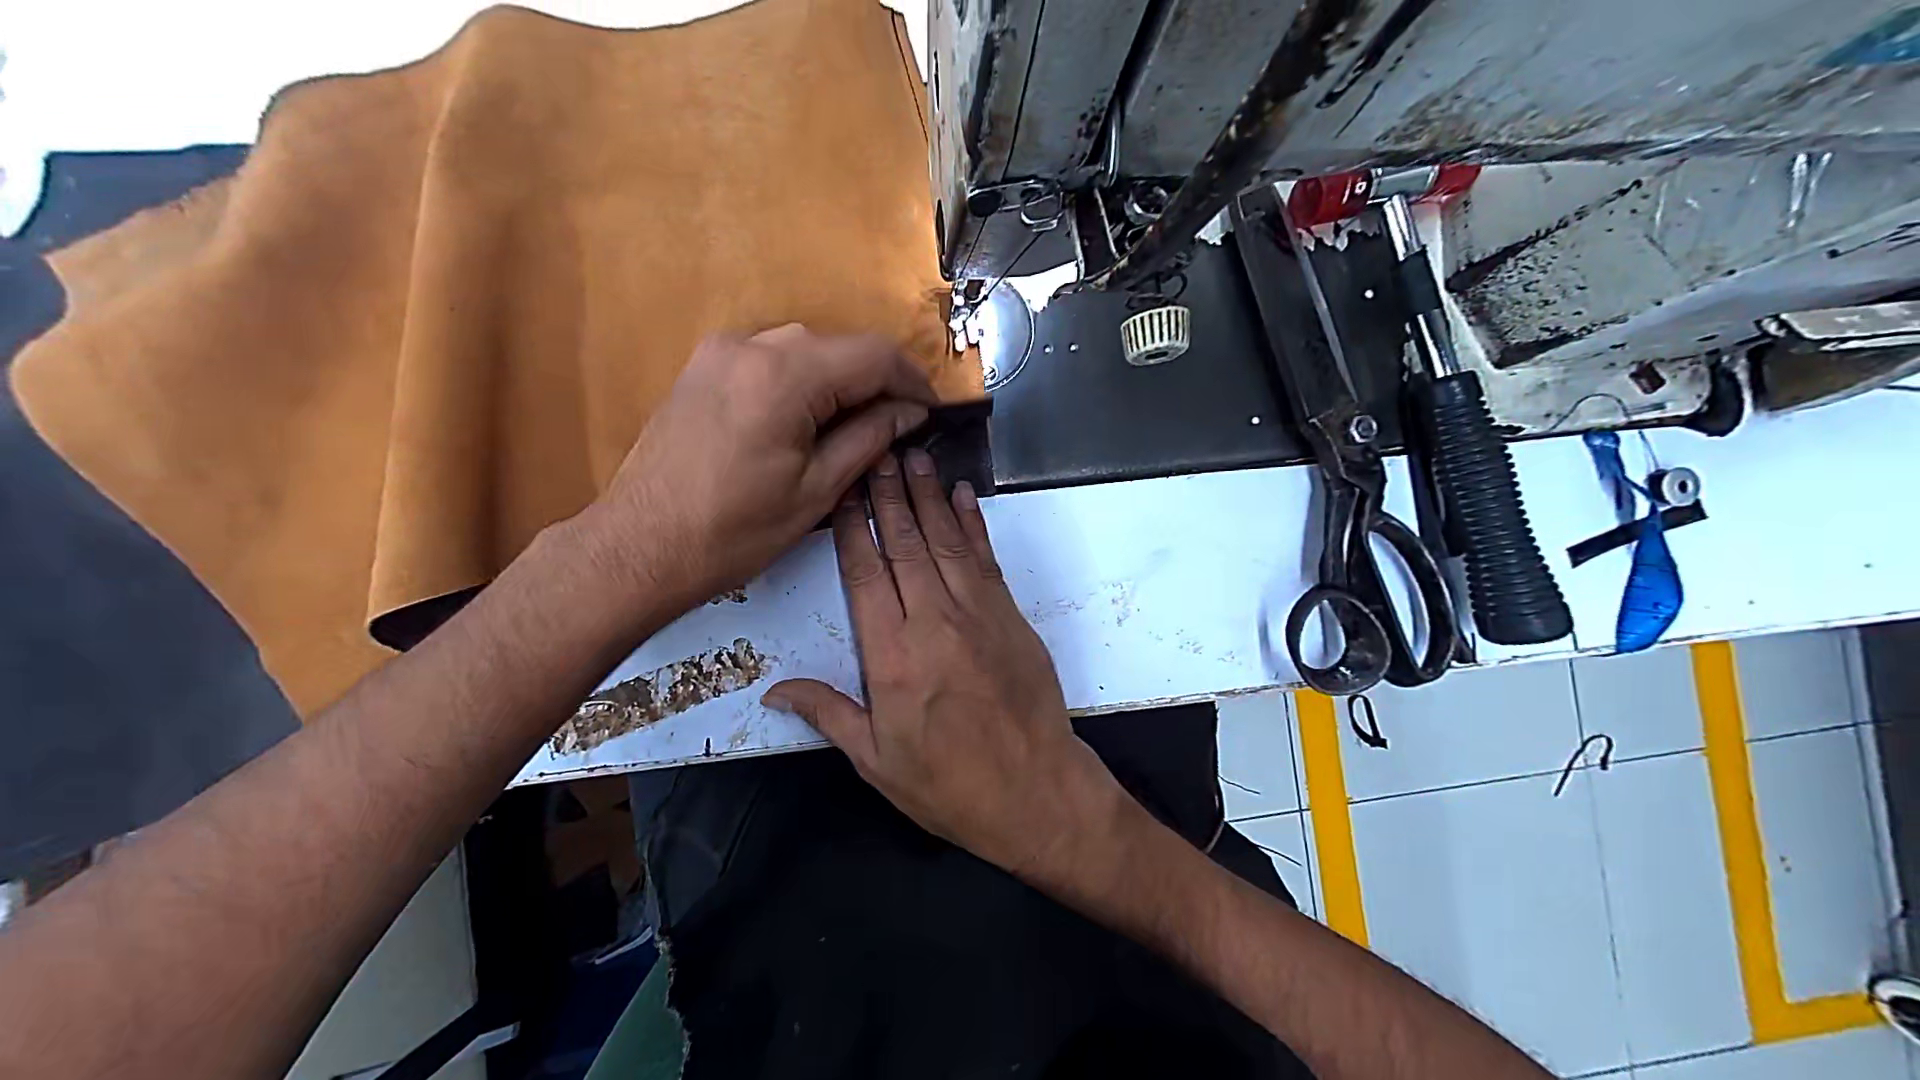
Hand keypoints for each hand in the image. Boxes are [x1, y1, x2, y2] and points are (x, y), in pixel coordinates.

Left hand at [582, 325, 936, 612]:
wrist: (640, 546)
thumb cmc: (733, 531)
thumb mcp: (817, 490)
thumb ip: (870, 438)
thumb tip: (910, 413)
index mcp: (784, 376)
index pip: (873, 355)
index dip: (912, 380)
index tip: (930, 410)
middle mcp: (750, 346)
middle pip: (838, 347)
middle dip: (876, 382)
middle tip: (897, 427)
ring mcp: (719, 352)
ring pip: (805, 349)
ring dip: (838, 382)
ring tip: (855, 428)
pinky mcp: (702, 367)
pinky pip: (771, 359)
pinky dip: (802, 382)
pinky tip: (808, 421)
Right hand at [762, 449, 1131, 883]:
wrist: (1036, 792)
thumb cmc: (948, 784)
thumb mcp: (876, 760)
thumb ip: (827, 714)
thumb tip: (773, 690)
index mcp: (893, 655)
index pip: (864, 575)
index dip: (850, 528)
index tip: (841, 491)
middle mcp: (933, 621)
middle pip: (904, 545)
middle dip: (887, 495)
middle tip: (875, 452)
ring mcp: (978, 614)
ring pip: (945, 542)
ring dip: (927, 497)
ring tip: (912, 458)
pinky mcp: (1010, 616)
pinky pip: (986, 560)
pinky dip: (973, 524)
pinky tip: (962, 496)